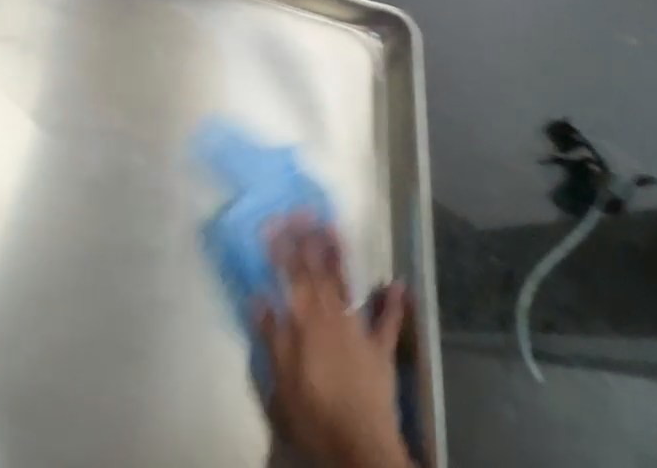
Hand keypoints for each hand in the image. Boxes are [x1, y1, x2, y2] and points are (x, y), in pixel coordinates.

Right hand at [257, 216, 411, 467]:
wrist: (361, 446)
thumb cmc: (313, 411)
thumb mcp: (280, 376)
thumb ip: (272, 334)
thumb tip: (259, 296)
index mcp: (304, 323)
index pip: (290, 276)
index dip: (282, 248)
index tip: (274, 221)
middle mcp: (331, 319)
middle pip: (318, 273)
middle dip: (309, 240)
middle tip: (302, 211)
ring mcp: (359, 333)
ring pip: (347, 287)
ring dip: (341, 257)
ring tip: (334, 228)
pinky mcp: (380, 352)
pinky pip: (387, 323)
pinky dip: (393, 303)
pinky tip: (397, 283)